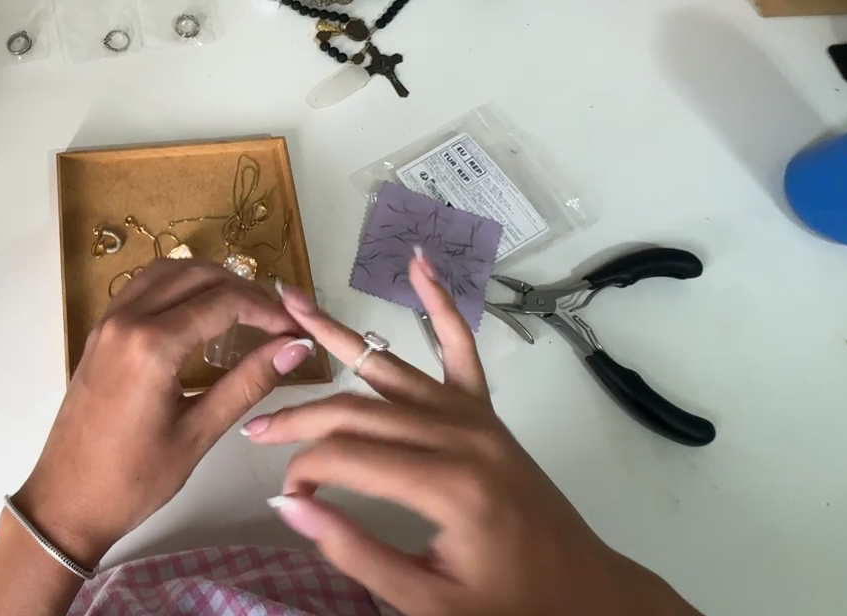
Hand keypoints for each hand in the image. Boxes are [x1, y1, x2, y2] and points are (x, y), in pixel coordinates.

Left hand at [12, 259, 314, 567]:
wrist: (67, 498)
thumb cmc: (134, 478)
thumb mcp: (198, 433)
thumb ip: (248, 383)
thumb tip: (295, 348)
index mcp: (152, 344)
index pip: (222, 302)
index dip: (265, 309)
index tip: (295, 329)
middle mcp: (127, 318)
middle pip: (196, 274)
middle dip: (242, 288)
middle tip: (275, 318)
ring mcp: (108, 319)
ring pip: (167, 270)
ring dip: (208, 277)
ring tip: (243, 307)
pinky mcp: (101, 329)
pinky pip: (143, 285)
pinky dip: (177, 283)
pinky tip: (199, 309)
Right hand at [249, 248, 699, 615]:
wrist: (590, 600)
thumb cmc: (510, 608)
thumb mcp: (429, 605)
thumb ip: (354, 551)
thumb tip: (285, 505)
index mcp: (445, 484)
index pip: (346, 457)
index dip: (304, 471)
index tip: (289, 497)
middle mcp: (456, 434)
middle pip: (355, 410)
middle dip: (299, 418)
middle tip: (256, 428)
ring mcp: (472, 413)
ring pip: (387, 366)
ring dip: (335, 331)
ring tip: (290, 299)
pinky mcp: (484, 408)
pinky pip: (460, 348)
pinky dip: (441, 305)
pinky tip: (420, 264)